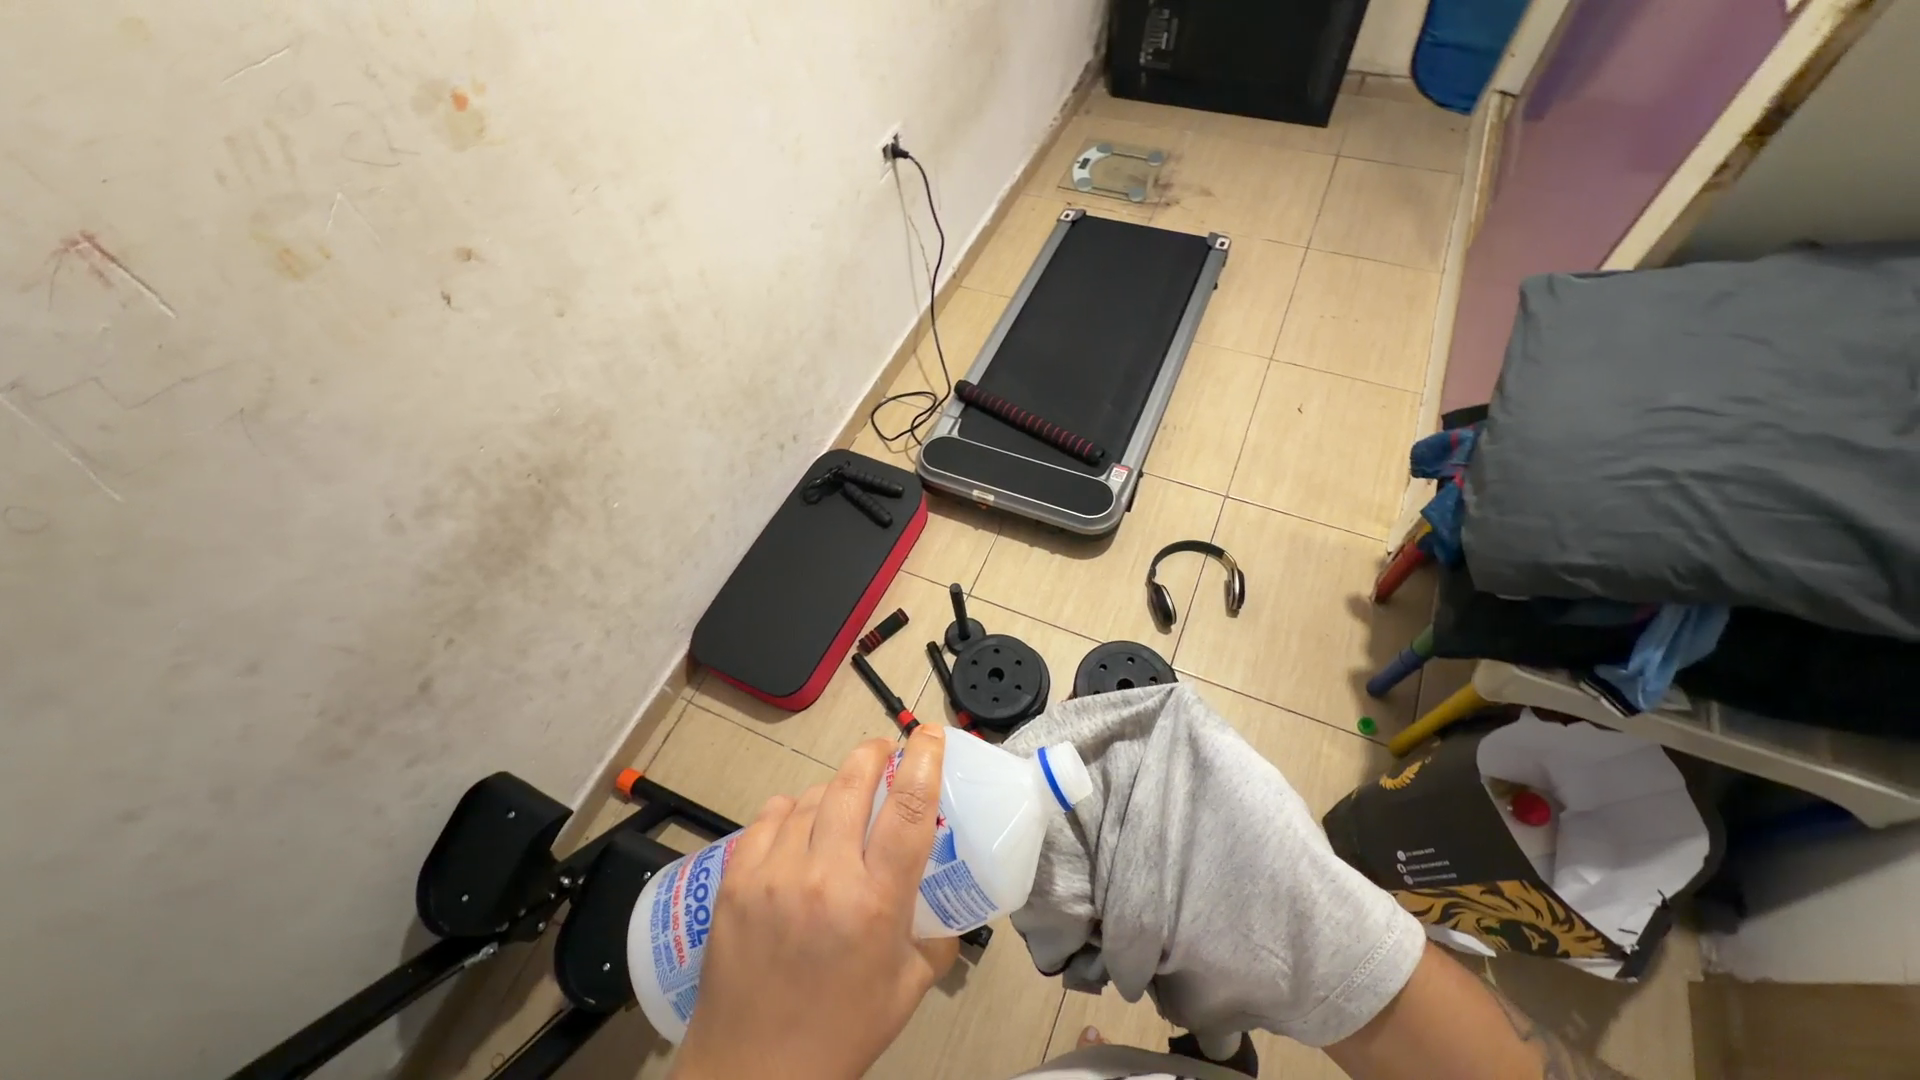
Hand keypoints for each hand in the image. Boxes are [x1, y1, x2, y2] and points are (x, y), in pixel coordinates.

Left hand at [670, 725, 958, 1079]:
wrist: (754, 1070)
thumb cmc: (843, 1029)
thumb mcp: (910, 984)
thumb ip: (937, 931)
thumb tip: (948, 891)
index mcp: (876, 903)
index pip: (908, 809)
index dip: (924, 760)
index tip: (932, 734)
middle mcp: (824, 877)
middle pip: (852, 783)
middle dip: (873, 754)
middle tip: (885, 753)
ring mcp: (773, 874)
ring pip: (809, 797)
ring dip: (833, 790)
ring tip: (842, 806)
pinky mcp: (735, 880)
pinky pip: (768, 816)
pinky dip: (789, 810)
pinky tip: (798, 824)